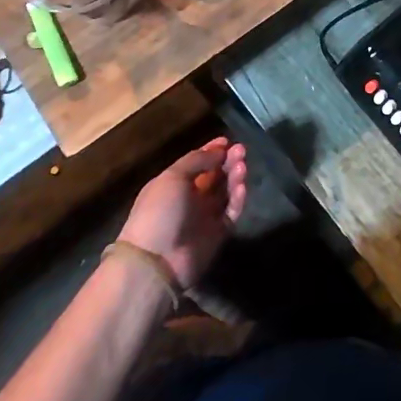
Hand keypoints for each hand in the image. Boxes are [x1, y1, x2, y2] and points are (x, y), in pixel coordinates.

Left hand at [118, 138, 248, 287]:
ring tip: (243, 166)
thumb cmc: (159, 211)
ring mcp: (205, 216)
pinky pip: (231, 212)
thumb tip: (218, 151)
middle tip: (240, 150)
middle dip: (227, 161)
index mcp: (174, 183)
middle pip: (214, 175)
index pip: (197, 162)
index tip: (227, 141)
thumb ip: (197, 161)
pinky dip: (237, 199)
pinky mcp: (218, 234)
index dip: (212, 150)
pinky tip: (242, 186)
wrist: (157, 260)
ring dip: (234, 177)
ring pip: (225, 192)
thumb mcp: (173, 177)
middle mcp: (191, 198)